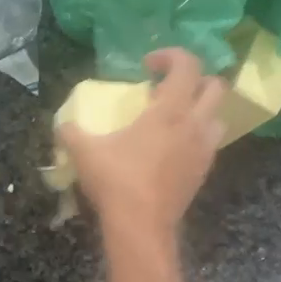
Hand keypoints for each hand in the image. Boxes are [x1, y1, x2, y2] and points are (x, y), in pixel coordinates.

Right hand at [57, 48, 226, 262]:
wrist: (141, 225)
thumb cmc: (116, 182)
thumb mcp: (85, 153)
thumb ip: (72, 133)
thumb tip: (62, 125)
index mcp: (170, 111)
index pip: (187, 65)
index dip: (171, 56)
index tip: (148, 64)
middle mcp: (195, 124)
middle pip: (215, 86)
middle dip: (195, 80)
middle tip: (167, 90)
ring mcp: (203, 150)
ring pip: (217, 116)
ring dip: (200, 110)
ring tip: (174, 119)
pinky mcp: (202, 172)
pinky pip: (208, 145)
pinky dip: (195, 138)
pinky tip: (171, 150)